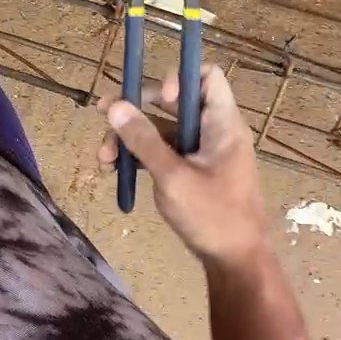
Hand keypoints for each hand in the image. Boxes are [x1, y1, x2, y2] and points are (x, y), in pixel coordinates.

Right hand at [97, 65, 269, 269]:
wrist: (236, 262)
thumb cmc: (213, 216)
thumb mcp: (172, 176)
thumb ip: (143, 139)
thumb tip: (114, 106)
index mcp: (221, 124)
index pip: (207, 77)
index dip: (178, 78)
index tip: (154, 98)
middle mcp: (211, 131)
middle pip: (170, 100)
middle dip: (135, 107)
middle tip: (105, 113)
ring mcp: (198, 151)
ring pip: (157, 127)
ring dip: (127, 137)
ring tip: (104, 158)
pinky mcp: (187, 169)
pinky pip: (157, 150)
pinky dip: (135, 155)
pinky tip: (114, 170)